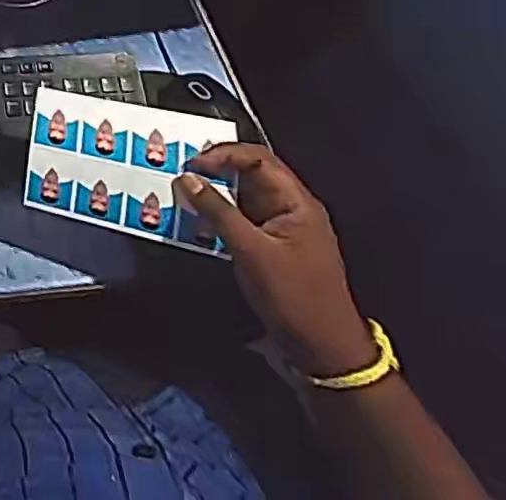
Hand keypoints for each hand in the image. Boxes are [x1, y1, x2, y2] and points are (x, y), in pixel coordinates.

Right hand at [176, 145, 375, 376]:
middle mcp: (289, 210)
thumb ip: (218, 211)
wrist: (323, 350)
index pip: (258, 160)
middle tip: (182, 176)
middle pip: (248, 175)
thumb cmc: (297, 299)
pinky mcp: (267, 245)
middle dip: (213, 172)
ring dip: (212, 195)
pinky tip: (198, 222)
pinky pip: (237, 218)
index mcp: (297, 204)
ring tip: (184, 198)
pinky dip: (216, 215)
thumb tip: (189, 179)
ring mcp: (278, 228)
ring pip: (240, 197)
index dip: (223, 154)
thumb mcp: (252, 251)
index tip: (193, 165)